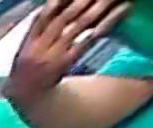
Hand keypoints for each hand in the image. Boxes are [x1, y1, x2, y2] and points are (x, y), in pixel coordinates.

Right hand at [8, 0, 130, 100]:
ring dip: (101, 5)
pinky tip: (125, 8)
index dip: (56, 3)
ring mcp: (53, 55)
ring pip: (79, 25)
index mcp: (26, 45)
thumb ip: (40, 29)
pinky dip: (110, 20)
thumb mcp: (26, 50)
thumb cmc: (29, 67)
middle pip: (63, 18)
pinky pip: (92, 36)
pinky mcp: (67, 61)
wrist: (26, 94)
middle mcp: (37, 49)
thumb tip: (55, 3)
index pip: (41, 19)